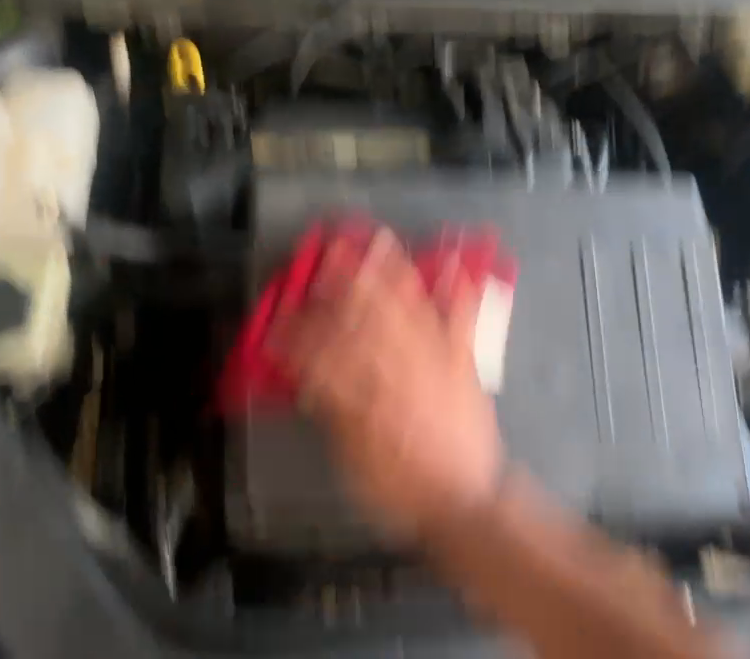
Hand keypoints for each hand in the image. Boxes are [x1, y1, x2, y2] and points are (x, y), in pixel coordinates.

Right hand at [274, 227, 504, 541]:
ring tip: (380, 243)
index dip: (302, 333)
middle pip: (369, 320)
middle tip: (333, 254)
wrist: (463, 505)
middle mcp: (400, 373)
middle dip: (348, 284)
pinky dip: (460, 295)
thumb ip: (336, 414)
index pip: (326, 355)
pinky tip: (453, 267)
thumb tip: (313, 381)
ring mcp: (436, 364)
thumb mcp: (354, 459)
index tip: (285, 317)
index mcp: (367, 398)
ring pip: (409, 312)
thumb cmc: (403, 490)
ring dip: (392, 275)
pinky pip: (463, 326)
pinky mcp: (464, 367)